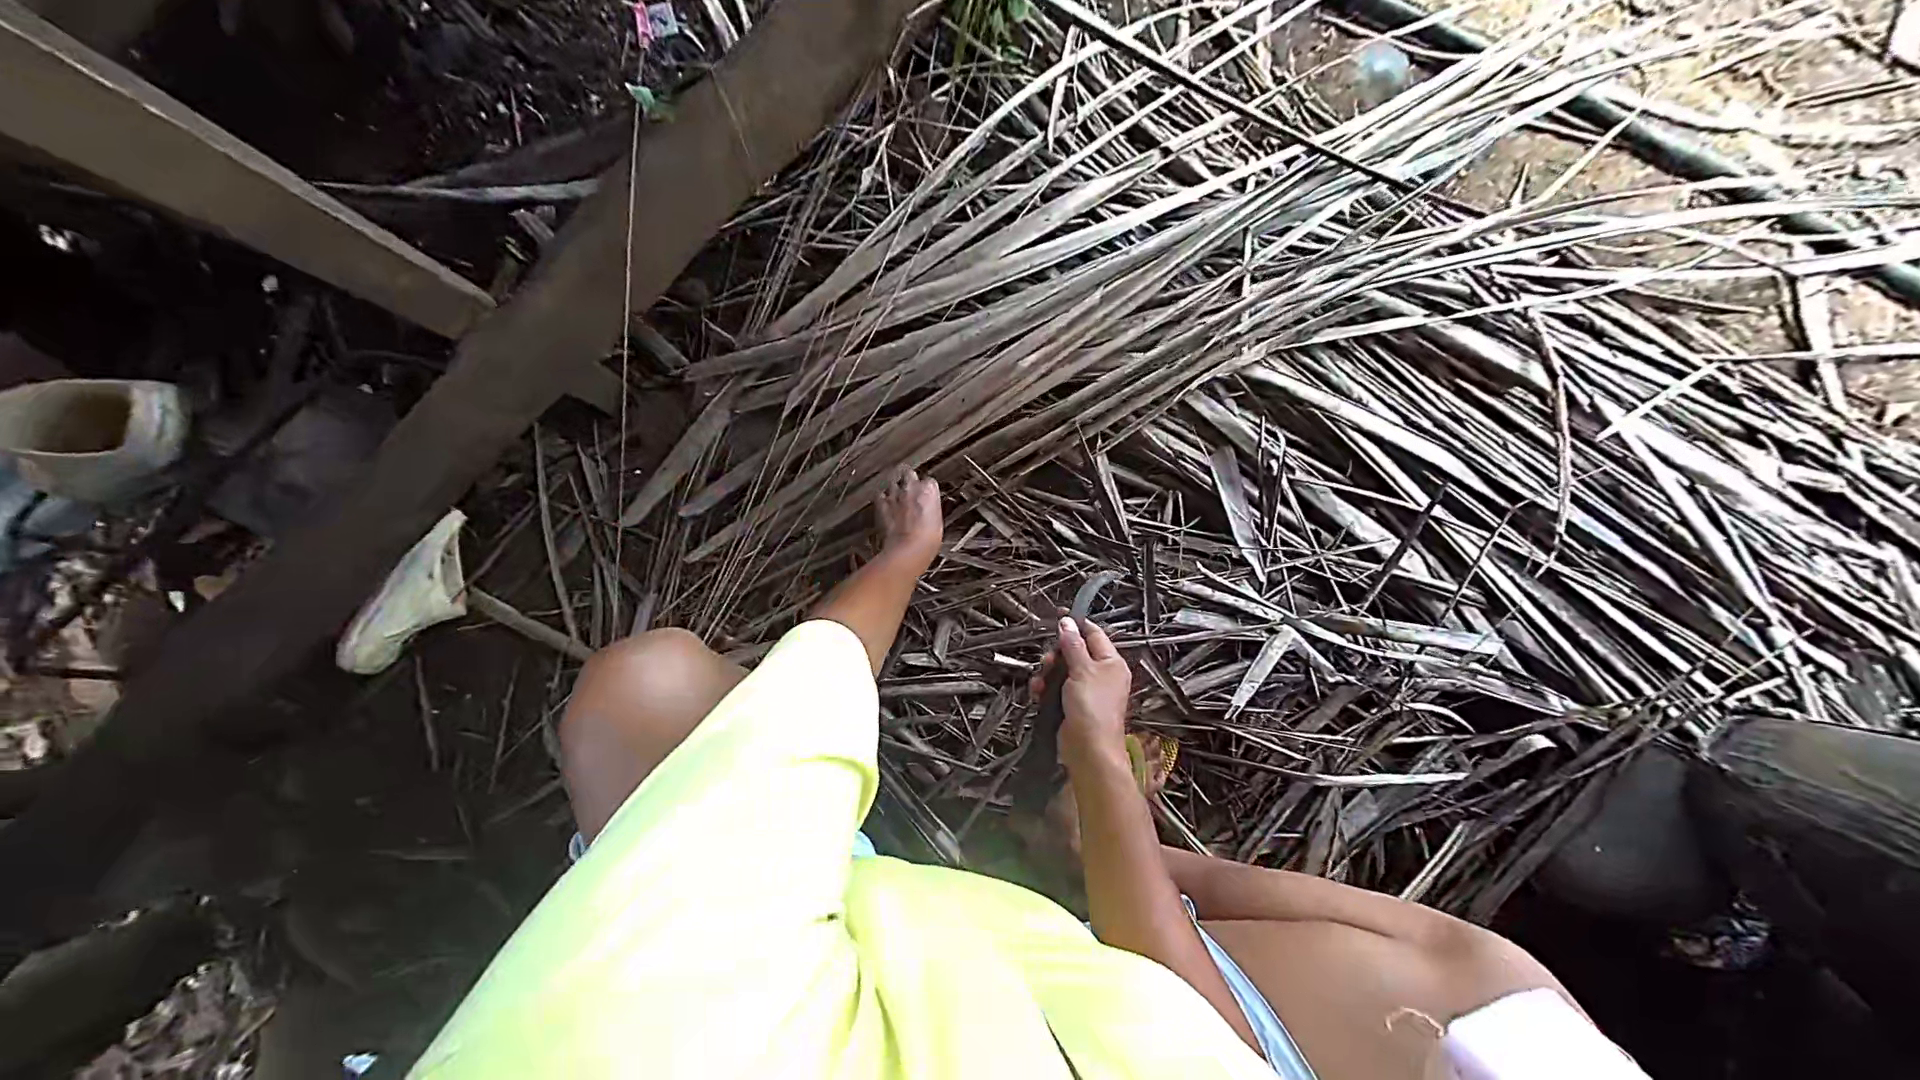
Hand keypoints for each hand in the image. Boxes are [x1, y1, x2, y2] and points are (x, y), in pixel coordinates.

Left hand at [875, 465, 942, 570]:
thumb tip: (927, 512)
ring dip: (895, 487)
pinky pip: (879, 495)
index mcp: (929, 490)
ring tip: (896, 493)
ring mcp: (895, 495)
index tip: (927, 496)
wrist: (909, 549)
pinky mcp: (881, 505)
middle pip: (909, 474)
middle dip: (909, 479)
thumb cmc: (927, 540)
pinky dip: (882, 498)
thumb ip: (931, 510)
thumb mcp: (937, 523)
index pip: (930, 482)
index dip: (927, 489)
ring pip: (893, 481)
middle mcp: (911, 488)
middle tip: (910, 488)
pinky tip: (884, 503)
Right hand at [1030, 616, 1130, 773]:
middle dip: (1057, 653)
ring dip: (1048, 672)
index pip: (1093, 634)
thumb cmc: (1094, 710)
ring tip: (1042, 678)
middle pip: (1074, 652)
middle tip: (1049, 659)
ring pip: (1061, 670)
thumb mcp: (1082, 669)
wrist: (1088, 749)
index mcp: (1111, 663)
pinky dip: (1045, 688)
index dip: (1076, 625)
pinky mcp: (1072, 705)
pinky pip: (1055, 688)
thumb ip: (1072, 644)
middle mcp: (1100, 675)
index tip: (1058, 617)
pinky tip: (1039, 691)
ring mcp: (1086, 691)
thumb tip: (1067, 623)